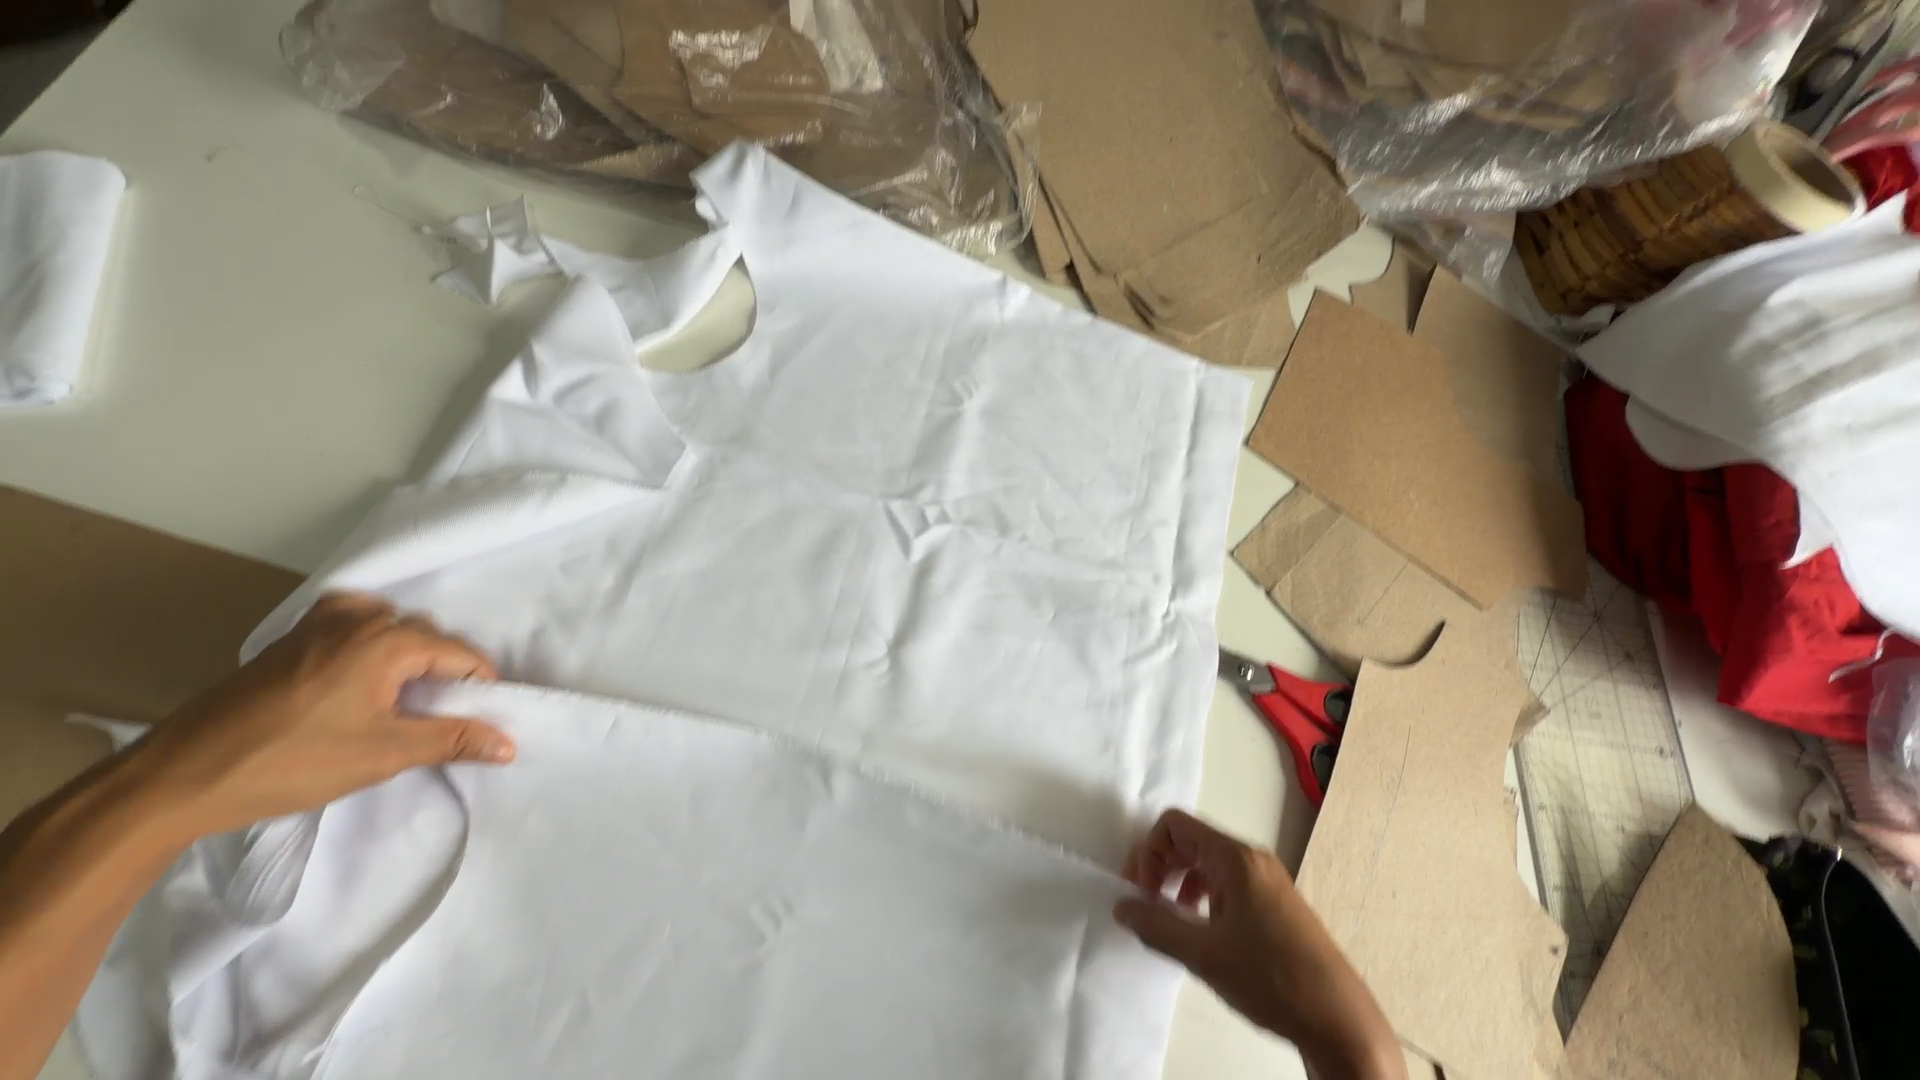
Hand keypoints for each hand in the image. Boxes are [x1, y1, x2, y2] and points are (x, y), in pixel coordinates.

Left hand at [128, 592, 514, 840]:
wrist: (177, 777)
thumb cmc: (292, 762)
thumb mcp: (384, 754)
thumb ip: (453, 740)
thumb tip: (510, 743)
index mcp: (385, 640)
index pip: (460, 655)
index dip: (481, 687)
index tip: (486, 718)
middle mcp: (356, 619)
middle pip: (426, 637)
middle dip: (445, 672)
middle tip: (445, 716)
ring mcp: (316, 625)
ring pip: (389, 627)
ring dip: (407, 655)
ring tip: (404, 700)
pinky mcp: (288, 642)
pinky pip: (350, 626)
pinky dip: (370, 643)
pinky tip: (362, 678)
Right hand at [1114, 810, 1405, 1079]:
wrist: (1340, 1021)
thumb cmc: (1270, 979)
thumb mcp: (1203, 955)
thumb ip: (1155, 925)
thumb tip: (1121, 905)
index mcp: (1235, 858)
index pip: (1174, 825)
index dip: (1147, 852)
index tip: (1140, 892)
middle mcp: (1252, 859)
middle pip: (1189, 840)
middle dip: (1159, 866)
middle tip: (1146, 905)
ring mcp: (1267, 881)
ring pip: (1207, 864)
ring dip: (1179, 883)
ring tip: (1171, 922)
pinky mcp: (1275, 904)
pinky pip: (1226, 884)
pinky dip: (1202, 898)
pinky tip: (1201, 933)